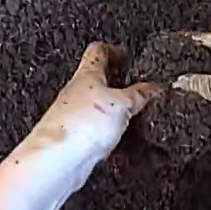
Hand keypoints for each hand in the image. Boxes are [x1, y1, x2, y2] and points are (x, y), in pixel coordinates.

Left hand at [10, 43, 160, 190]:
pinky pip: (96, 129)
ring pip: (98, 105)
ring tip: (135, 114)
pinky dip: (110, 131)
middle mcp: (77, 92)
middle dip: (118, 82)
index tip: (127, 56)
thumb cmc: (81, 124)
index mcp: (87, 74)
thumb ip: (140, 94)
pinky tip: (122, 139)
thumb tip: (153, 87)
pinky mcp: (76, 137)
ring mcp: (75, 115)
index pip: (98, 50)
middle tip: (137, 86)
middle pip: (98, 78)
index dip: (114, 49)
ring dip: (115, 108)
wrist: (57, 160)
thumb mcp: (123, 103)